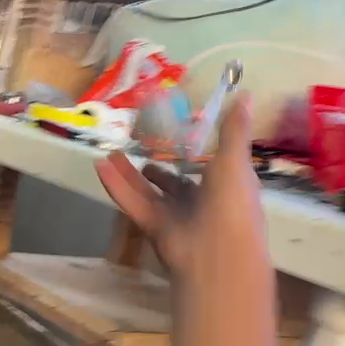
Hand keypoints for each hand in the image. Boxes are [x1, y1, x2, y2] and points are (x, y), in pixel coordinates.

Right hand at [95, 97, 267, 280]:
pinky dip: (116, 185)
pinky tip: (99, 166)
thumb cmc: (232, 203)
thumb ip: (232, 131)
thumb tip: (244, 93)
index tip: (176, 137)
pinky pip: (131, 201)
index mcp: (223, 186)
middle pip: (171, 182)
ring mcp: (173, 215)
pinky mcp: (151, 226)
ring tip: (111, 154)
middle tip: (137, 149)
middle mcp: (198, 201)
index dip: (193, 154)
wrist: (217, 251)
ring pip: (147, 191)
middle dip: (154, 168)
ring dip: (129, 174)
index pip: (208, 169)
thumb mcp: (234, 160)